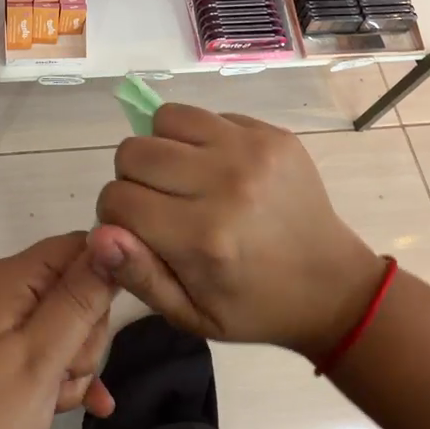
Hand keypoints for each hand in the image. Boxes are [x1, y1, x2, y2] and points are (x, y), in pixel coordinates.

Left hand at [0, 232, 118, 428]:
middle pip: (76, 290)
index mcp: (11, 278)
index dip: (104, 273)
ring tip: (54, 397)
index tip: (109, 316)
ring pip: (70, 329)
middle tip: (64, 369)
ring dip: (75, 365)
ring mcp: (5, 329)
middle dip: (86, 333)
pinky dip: (66, 380)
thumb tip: (113, 235)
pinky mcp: (6, 361)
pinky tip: (84, 407)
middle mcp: (7, 293)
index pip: (77, 245)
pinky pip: (52, 356)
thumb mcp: (39, 357)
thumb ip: (79, 299)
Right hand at [92, 104, 385, 359]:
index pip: (117, 199)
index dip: (117, 215)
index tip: (139, 229)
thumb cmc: (253, 306)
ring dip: (163, 147)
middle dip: (133, 178)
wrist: (332, 285)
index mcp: (202, 238)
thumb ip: (138, 275)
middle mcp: (224, 185)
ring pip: (164, 119)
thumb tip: (97, 235)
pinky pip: (205, 114)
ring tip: (186, 177)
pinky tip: (220, 167)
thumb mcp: (190, 314)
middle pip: (133, 152)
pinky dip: (199, 137)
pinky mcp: (271, 133)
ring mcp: (250, 151)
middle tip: (161, 203)